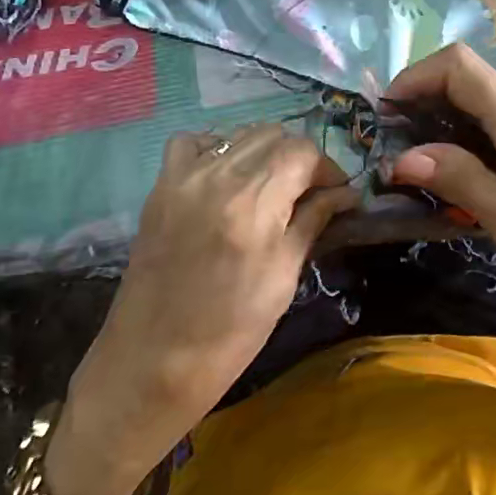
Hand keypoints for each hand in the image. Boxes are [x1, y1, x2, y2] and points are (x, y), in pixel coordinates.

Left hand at [45, 123, 355, 494]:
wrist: (152, 359)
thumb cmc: (229, 333)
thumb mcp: (283, 279)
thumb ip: (311, 223)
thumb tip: (343, 194)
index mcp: (253, 203)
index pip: (302, 151)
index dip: (327, 168)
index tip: (337, 195)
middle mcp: (217, 176)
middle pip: (272, 135)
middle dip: (299, 159)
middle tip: (308, 193)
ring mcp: (182, 177)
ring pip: (236, 135)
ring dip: (263, 152)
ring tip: (270, 187)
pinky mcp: (159, 187)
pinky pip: (191, 143)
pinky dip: (215, 148)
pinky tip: (224, 177)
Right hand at [386, 44, 495, 323]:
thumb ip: (459, 180)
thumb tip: (402, 157)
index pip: (457, 65)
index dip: (414, 78)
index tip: (387, 113)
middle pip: (467, 74)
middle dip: (423, 99)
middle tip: (398, 141)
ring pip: (483, 90)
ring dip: (445, 112)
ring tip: (424, 155)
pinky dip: (471, 123)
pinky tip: (466, 160)